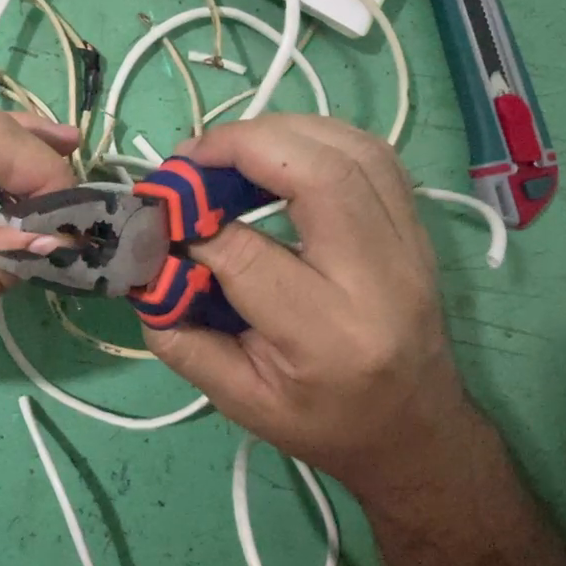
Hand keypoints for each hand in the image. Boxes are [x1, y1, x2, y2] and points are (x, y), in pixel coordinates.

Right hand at [143, 115, 484, 496]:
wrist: (418, 435)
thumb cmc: (323, 422)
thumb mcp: (239, 401)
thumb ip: (182, 338)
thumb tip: (147, 268)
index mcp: (326, 334)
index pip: (247, 252)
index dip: (192, 223)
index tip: (161, 216)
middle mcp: (378, 280)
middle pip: (319, 174)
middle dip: (243, 146)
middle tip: (192, 156)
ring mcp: (410, 247)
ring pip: (353, 150)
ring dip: (281, 130)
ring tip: (230, 148)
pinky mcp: (418, 229)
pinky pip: (373, 154)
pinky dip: (318, 137)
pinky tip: (279, 150)